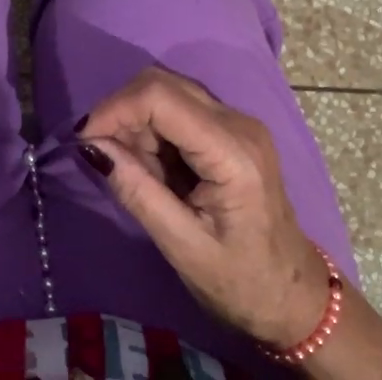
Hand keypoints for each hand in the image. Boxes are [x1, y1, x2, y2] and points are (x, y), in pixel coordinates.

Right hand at [77, 67, 332, 348]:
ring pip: (167, 90)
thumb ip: (136, 190)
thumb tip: (90, 145)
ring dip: (136, 119)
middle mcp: (239, 123)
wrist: (296, 299)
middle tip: (107, 156)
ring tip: (132, 166)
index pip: (160, 97)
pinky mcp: (231, 129)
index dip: (115, 108)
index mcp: (233, 153)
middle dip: (123, 112)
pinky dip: (151, 126)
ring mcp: (238, 122)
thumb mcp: (181, 246)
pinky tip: (151, 164)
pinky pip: (178, 107)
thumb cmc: (242, 282)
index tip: (85, 140)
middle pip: (161, 83)